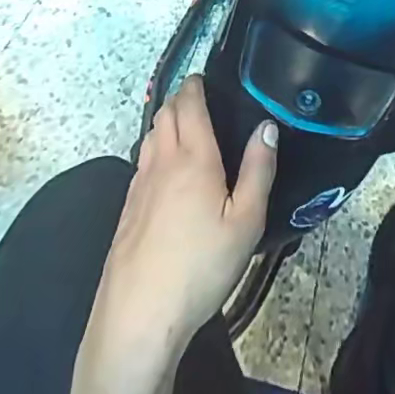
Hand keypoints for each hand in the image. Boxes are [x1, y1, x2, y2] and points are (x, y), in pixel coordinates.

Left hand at [73, 77, 277, 393]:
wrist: (139, 317)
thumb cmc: (200, 266)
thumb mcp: (246, 221)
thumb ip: (259, 169)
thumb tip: (267, 126)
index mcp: (194, 159)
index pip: (188, 104)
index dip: (196, 84)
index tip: (205, 76)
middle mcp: (162, 164)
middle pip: (164, 113)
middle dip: (180, 97)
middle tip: (199, 97)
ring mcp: (139, 187)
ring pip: (149, 136)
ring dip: (164, 121)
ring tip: (184, 126)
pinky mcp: (126, 211)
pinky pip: (141, 162)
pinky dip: (154, 149)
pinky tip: (165, 170)